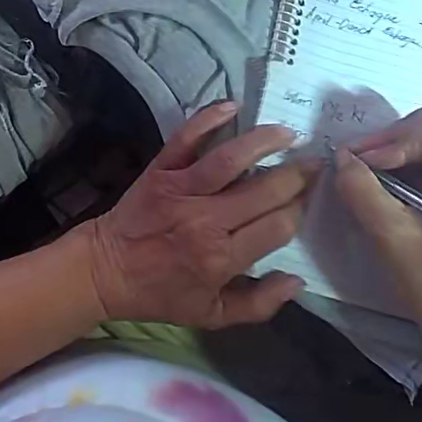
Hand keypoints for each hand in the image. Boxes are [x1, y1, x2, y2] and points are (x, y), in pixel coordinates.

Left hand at [73, 101, 310, 327]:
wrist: (106, 270)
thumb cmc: (161, 293)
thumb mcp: (212, 315)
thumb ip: (259, 304)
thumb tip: (298, 280)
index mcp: (221, 258)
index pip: (277, 227)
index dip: (298, 210)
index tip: (309, 199)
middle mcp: (205, 220)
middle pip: (262, 190)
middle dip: (295, 174)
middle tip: (315, 162)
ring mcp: (181, 190)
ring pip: (229, 160)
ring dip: (263, 142)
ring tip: (288, 133)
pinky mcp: (160, 170)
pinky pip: (185, 139)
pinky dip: (207, 119)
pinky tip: (232, 105)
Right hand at [332, 108, 421, 343]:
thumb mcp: (393, 237)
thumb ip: (364, 192)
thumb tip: (340, 157)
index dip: (391, 141)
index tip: (355, 161)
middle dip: (386, 144)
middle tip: (353, 164)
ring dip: (387, 153)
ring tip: (361, 173)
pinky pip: (421, 157)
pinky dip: (394, 164)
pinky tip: (377, 181)